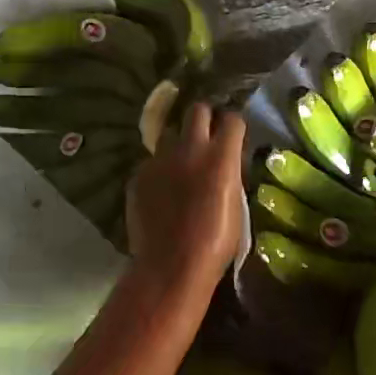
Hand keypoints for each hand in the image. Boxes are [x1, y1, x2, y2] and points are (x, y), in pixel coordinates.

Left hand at [127, 101, 246, 288]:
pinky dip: (159, 170)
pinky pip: (151, 162)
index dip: (233, 124)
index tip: (233, 132)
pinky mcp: (138, 174)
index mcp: (221, 157)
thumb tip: (226, 165)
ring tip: (180, 160)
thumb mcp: (236, 206)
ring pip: (169, 134)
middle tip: (206, 130)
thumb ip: (230, 176)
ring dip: (178, 142)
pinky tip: (161, 189)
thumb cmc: (216, 242)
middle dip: (204, 116)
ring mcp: (160, 159)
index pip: (232, 120)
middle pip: (197, 110)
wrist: (171, 264)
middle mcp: (189, 149)